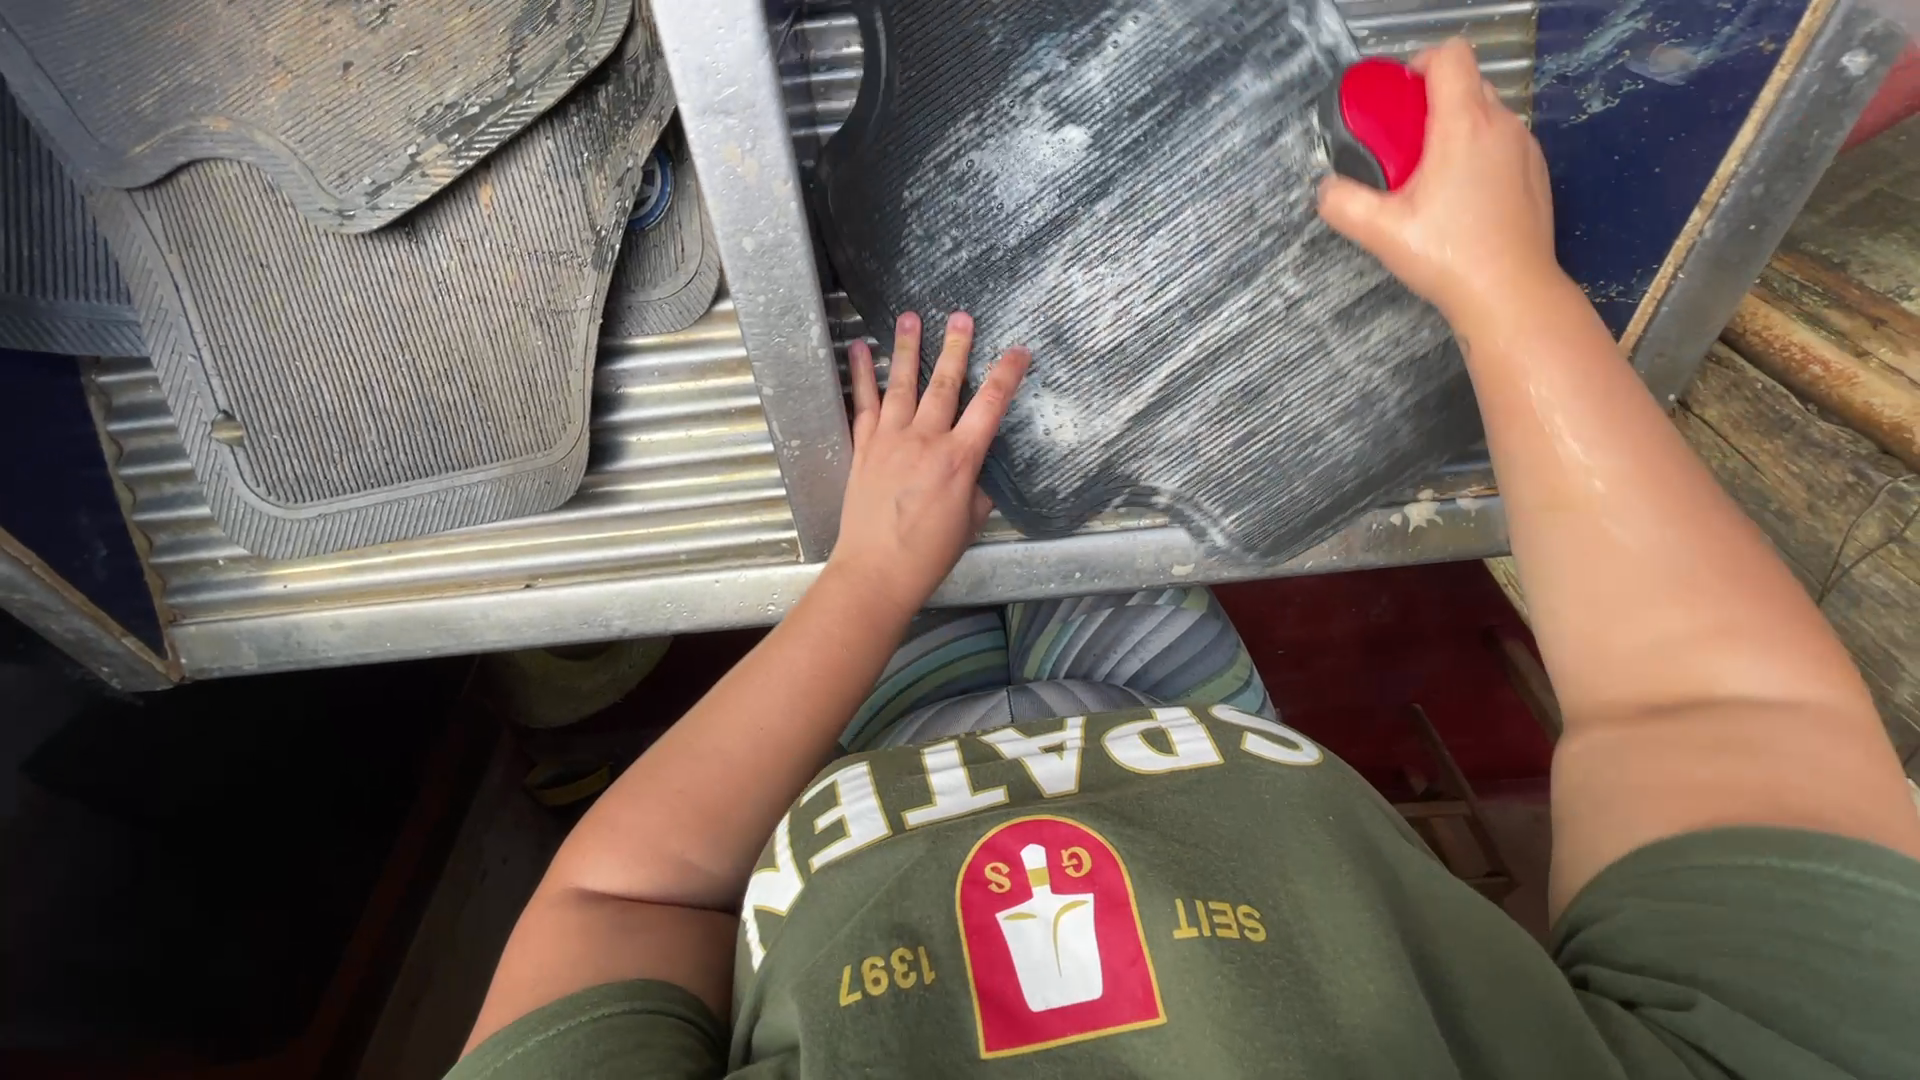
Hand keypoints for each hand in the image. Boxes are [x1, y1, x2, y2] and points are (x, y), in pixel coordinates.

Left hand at [827, 311, 1030, 615]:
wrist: (876, 571)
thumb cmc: (929, 554)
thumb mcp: (970, 522)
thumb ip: (978, 488)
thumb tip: (978, 470)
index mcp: (959, 459)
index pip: (990, 406)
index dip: (1007, 374)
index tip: (1019, 352)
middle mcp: (925, 441)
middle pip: (945, 384)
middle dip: (957, 347)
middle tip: (961, 317)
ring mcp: (890, 441)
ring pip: (901, 384)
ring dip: (906, 348)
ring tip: (910, 317)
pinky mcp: (863, 449)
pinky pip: (862, 405)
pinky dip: (860, 376)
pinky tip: (858, 350)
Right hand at [1317, 39, 1562, 330]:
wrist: (1508, 290)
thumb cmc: (1448, 256)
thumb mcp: (1380, 233)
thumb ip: (1343, 204)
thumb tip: (1325, 189)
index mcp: (1463, 127)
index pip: (1449, 57)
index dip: (1417, 66)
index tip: (1393, 100)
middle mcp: (1501, 125)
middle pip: (1464, 85)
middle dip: (1426, 107)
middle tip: (1397, 153)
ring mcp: (1523, 147)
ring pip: (1483, 116)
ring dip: (1450, 133)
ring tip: (1424, 182)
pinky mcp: (1533, 172)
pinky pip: (1499, 144)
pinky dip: (1473, 156)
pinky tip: (1456, 201)